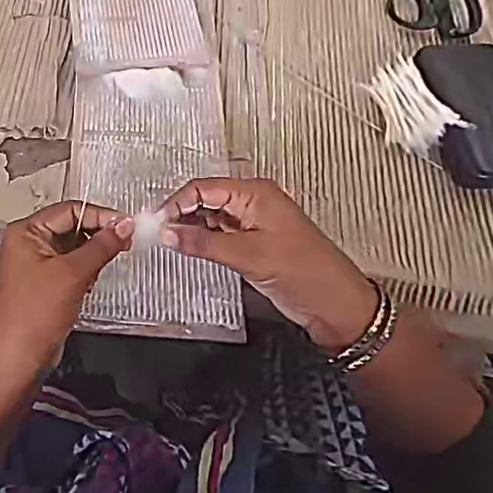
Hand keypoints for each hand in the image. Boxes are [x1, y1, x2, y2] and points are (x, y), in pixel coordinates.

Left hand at [0, 201, 132, 377]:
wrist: (20, 354)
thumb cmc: (32, 316)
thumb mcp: (73, 273)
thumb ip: (101, 246)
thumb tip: (122, 227)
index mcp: (25, 232)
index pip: (69, 210)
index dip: (99, 215)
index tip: (125, 224)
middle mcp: (27, 243)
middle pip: (72, 226)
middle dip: (97, 237)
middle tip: (122, 243)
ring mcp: (35, 263)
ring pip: (75, 247)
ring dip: (91, 257)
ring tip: (97, 270)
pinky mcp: (45, 281)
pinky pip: (71, 266)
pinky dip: (85, 271)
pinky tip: (87, 284)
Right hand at [156, 178, 379, 350]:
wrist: (335, 305)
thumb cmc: (307, 273)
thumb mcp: (249, 255)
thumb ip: (204, 243)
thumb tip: (169, 233)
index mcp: (256, 193)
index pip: (204, 188)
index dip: (177, 203)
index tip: (157, 223)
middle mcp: (253, 202)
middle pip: (204, 199)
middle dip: (180, 214)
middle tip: (159, 233)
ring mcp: (252, 222)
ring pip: (210, 217)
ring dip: (190, 228)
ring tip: (171, 243)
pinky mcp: (252, 242)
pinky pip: (219, 234)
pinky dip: (202, 241)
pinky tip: (191, 250)